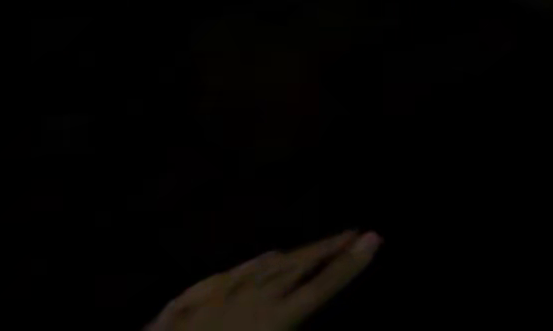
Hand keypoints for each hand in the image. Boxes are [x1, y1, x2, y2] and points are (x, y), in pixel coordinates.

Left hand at [147, 231, 380, 330]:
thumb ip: (294, 316)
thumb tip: (308, 305)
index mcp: (272, 320)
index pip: (322, 284)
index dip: (350, 262)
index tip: (375, 237)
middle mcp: (248, 303)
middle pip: (296, 268)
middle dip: (327, 248)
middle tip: (353, 232)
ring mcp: (210, 303)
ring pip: (260, 268)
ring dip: (289, 255)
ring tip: (308, 247)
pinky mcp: (177, 311)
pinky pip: (218, 281)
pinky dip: (242, 270)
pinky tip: (248, 265)